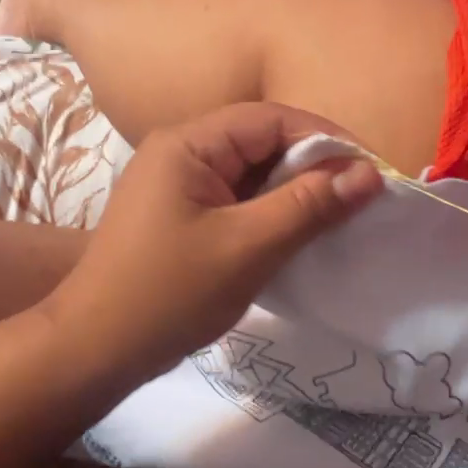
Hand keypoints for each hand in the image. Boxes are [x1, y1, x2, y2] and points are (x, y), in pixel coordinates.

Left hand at [41, 102, 383, 373]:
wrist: (96, 349)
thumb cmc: (170, 294)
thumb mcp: (247, 248)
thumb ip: (308, 205)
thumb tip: (369, 174)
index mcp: (188, 144)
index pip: (271, 119)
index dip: (326, 140)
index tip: (372, 174)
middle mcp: (180, 153)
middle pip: (261, 143)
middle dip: (312, 167)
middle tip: (360, 200)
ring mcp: (176, 186)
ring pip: (250, 174)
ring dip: (293, 193)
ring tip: (337, 219)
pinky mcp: (178, 216)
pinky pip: (235, 201)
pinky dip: (268, 214)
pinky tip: (296, 237)